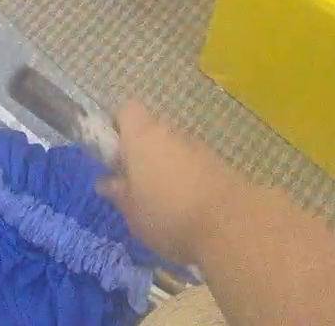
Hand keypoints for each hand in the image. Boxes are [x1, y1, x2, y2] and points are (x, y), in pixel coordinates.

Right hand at [96, 101, 250, 264]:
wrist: (229, 223)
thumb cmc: (168, 215)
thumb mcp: (133, 212)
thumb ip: (118, 193)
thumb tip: (105, 181)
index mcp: (142, 136)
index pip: (127, 111)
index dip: (118, 127)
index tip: (114, 154)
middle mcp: (169, 131)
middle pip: (151, 130)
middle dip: (142, 152)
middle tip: (136, 184)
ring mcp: (196, 145)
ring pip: (172, 147)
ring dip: (166, 165)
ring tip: (163, 201)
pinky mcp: (216, 162)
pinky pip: (192, 162)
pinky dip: (187, 176)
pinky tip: (187, 207)